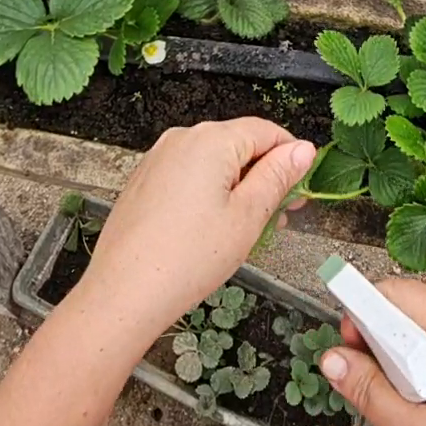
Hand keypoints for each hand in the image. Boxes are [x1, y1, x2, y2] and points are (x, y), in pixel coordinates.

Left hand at [73, 117, 315, 335]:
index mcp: (211, 140)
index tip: (303, 187)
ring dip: (239, 187)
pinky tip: (214, 228)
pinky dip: (210, 192)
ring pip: (214, 161)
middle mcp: (183, 138)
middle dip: (265, 175)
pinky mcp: (146, 178)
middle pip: (239, 144)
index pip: (266, 131)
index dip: (291, 157)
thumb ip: (277, 177)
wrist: (122, 294)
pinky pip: (189, 173)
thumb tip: (303, 150)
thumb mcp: (247, 217)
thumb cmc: (186, 259)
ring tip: (250, 228)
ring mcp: (160, 157)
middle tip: (281, 215)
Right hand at [321, 275, 425, 425]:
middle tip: (365, 361)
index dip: (363, 308)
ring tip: (398, 377)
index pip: (398, 293)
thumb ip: (371, 393)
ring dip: (408, 331)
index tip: (343, 331)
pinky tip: (424, 383)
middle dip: (384, 321)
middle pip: (416, 294)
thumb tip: (336, 361)